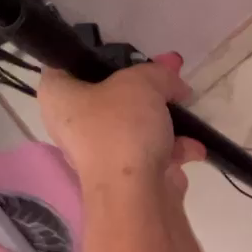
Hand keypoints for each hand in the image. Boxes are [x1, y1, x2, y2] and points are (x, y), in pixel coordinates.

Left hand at [39, 52, 207, 196]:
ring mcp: (101, 152)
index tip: (140, 58)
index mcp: (58, 94)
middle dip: (151, 93)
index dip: (109, 57)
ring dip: (168, 123)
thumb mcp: (143, 84)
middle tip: (175, 84)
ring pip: (137, 126)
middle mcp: (73, 123)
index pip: (76, 63)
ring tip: (189, 120)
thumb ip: (160, 74)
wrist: (135, 194)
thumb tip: (175, 81)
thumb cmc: (122, 128)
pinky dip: (173, 149)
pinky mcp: (127, 176)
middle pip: (115, 96)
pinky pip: (152, 153)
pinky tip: (193, 150)